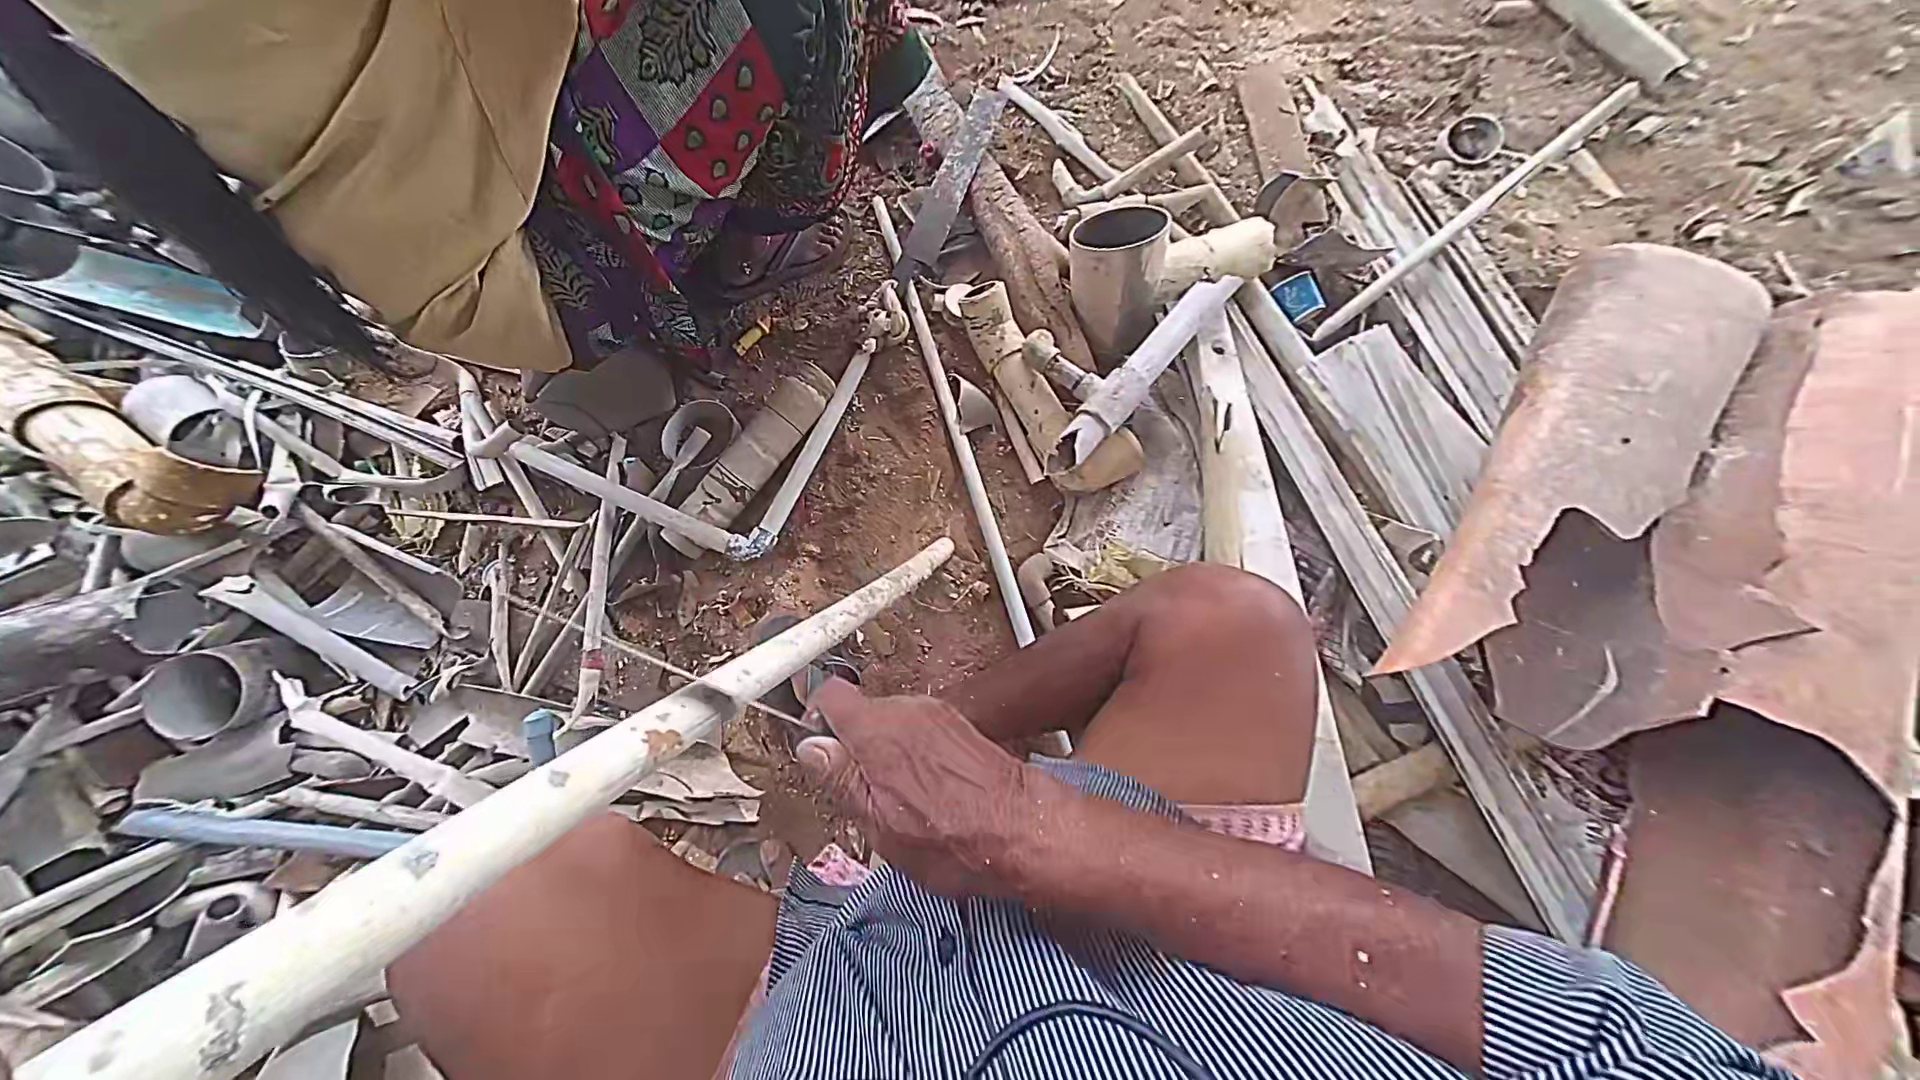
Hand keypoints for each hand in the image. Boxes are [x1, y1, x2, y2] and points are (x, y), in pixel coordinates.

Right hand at [794, 678, 1075, 897]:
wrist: (1022, 828)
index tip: (819, 752)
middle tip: (864, 793)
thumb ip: (840, 779)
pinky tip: (927, 788)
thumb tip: (810, 749)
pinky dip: (912, 752)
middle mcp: (906, 708)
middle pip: (860, 713)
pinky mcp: (956, 722)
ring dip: (884, 751)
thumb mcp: (879, 824)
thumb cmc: (952, 838)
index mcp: (877, 729)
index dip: (816, 720)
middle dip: (854, 746)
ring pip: (889, 723)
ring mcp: (935, 712)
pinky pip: (917, 728)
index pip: (829, 695)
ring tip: (901, 798)